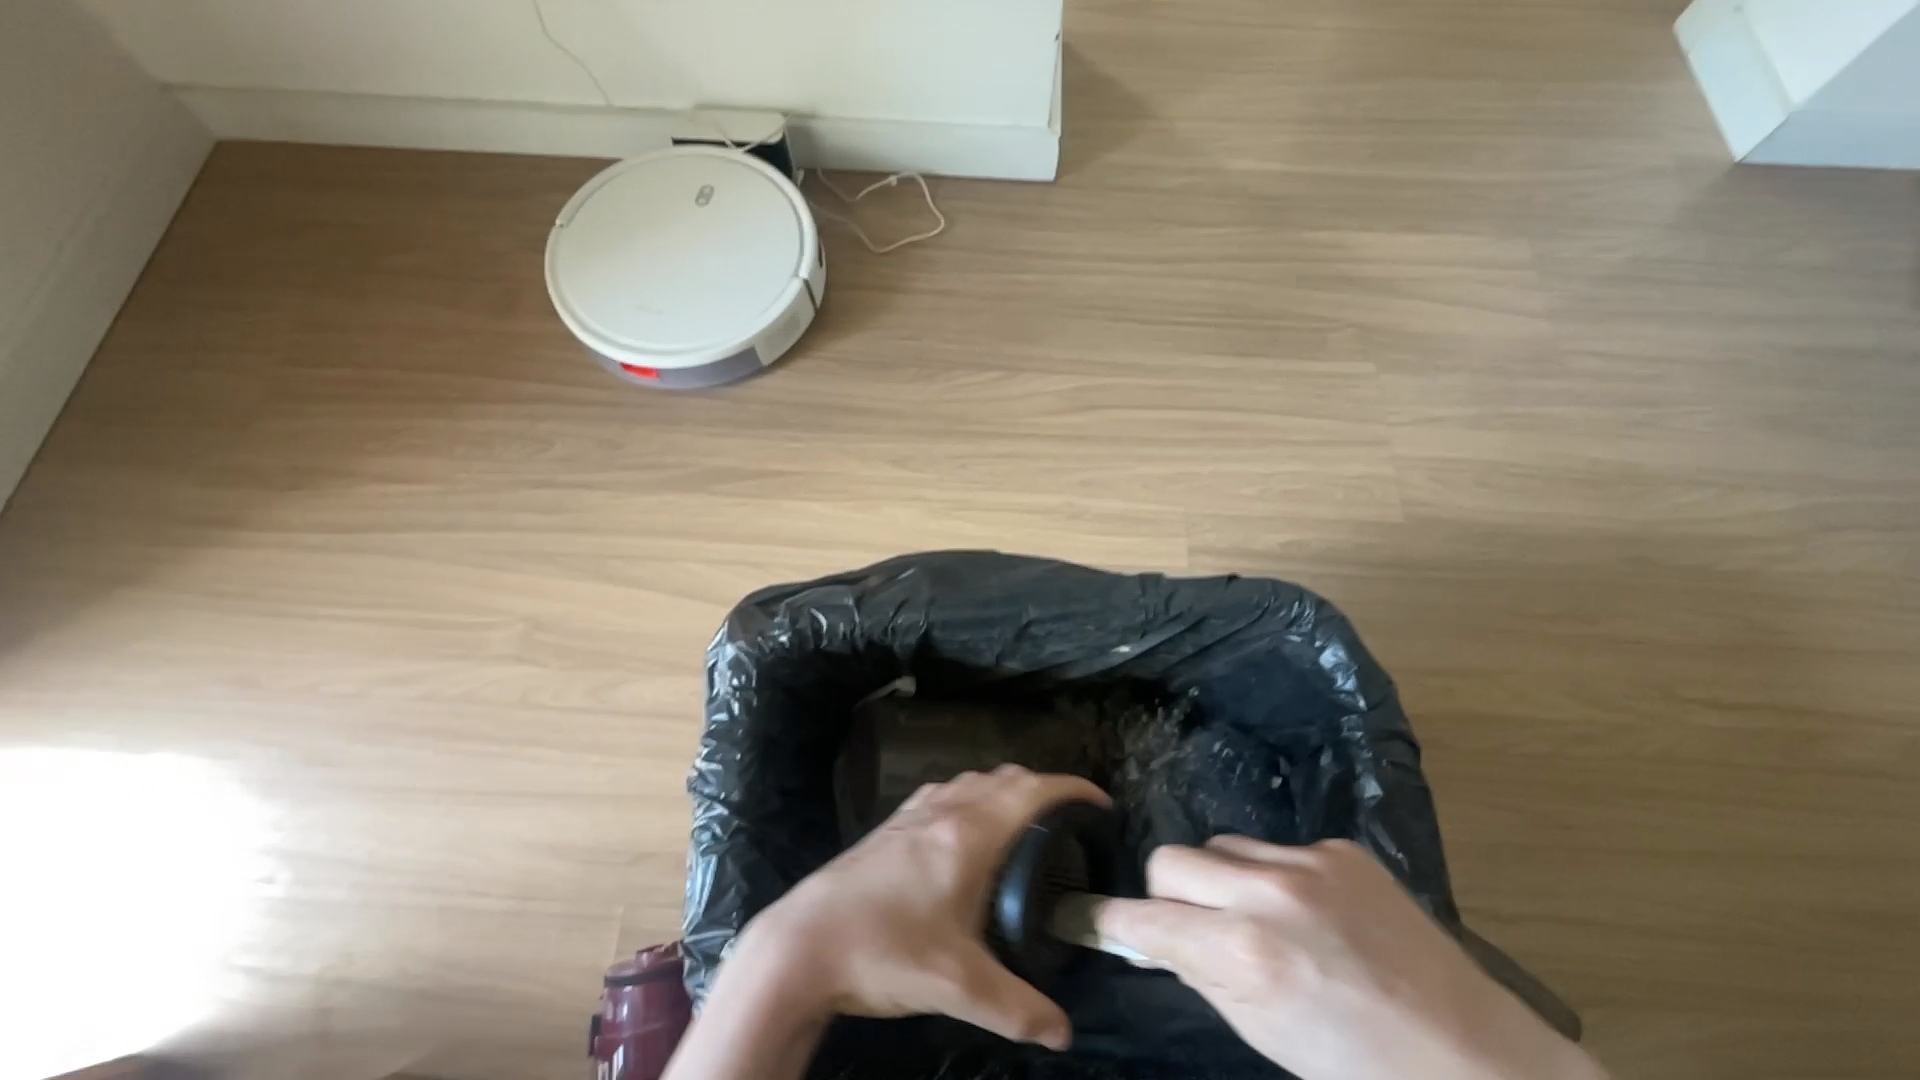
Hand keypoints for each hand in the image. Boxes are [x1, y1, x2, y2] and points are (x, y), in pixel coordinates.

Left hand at [728, 765, 1109, 1049]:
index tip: (1100, 805)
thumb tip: (1063, 1032)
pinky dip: (970, 798)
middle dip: (1043, 789)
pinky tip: (964, 835)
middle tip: (1069, 823)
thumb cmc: (884, 954)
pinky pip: (943, 794)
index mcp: (969, 834)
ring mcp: (910, 815)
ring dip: (1003, 790)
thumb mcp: (959, 988)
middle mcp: (943, 811)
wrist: (800, 946)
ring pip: (970, 782)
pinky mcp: (887, 827)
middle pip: (1004, 777)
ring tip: (1023, 825)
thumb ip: (1018, 1009)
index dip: (1072, 789)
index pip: (1033, 790)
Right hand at [1093, 836, 1605, 1079]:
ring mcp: (1308, 863)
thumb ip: (1204, 973)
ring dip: (1219, 879)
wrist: (1472, 1054)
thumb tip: (1159, 937)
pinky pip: (1275, 849)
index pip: (1143, 920)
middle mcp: (1267, 895)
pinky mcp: (1341, 849)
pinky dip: (1273, 877)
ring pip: (1219, 846)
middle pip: (1170, 859)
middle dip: (1167, 893)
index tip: (1087, 918)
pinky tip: (1309, 912)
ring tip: (1255, 916)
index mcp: (1243, 955)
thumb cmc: (1357, 1068)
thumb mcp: (1263, 1032)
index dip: (1108, 921)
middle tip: (1191, 924)